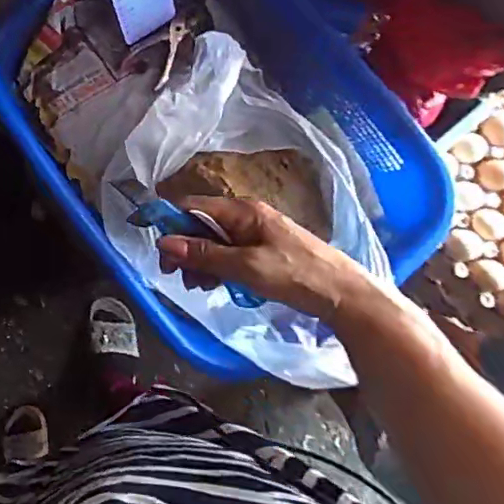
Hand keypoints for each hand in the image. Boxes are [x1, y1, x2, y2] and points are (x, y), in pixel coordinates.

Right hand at [156, 195, 391, 325]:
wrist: (346, 297)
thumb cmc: (296, 276)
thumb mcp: (245, 267)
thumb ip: (204, 254)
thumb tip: (163, 242)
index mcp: (241, 211)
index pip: (191, 207)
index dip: (169, 224)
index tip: (157, 250)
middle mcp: (245, 215)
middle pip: (200, 225)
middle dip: (184, 249)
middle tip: (178, 276)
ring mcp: (255, 232)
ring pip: (212, 242)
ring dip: (200, 262)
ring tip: (200, 286)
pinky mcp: (263, 250)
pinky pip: (228, 253)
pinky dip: (217, 268)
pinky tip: (217, 285)